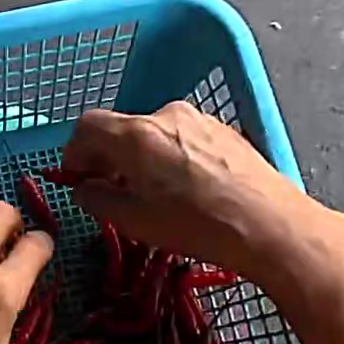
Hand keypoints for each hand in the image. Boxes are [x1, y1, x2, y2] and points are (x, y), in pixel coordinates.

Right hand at [59, 101, 341, 280]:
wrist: (269, 225)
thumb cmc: (198, 227)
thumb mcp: (137, 222)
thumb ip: (100, 201)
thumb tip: (84, 189)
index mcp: (137, 135)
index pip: (87, 127)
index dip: (74, 153)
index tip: (76, 178)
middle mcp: (166, 116)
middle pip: (122, 129)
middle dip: (108, 158)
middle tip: (111, 191)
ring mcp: (199, 119)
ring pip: (154, 134)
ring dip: (141, 158)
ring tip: (153, 195)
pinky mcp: (224, 131)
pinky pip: (183, 138)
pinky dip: (170, 157)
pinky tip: (186, 189)